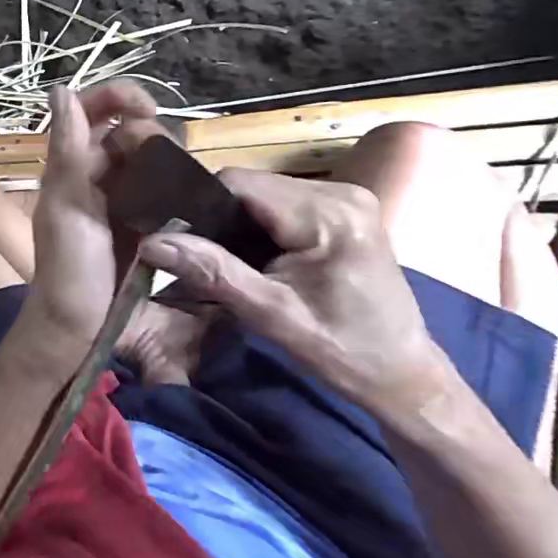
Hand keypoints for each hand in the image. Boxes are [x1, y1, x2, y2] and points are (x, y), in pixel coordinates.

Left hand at [9, 83, 158, 370]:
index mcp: (70, 163)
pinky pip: (161, 186)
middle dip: (148, 132)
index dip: (117, 97)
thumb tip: (61, 88)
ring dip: (165, 156)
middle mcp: (95, 172)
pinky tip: (186, 191)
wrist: (79, 325)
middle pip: (128, 128)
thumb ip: (68, 147)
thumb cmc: (67, 263)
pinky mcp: (142, 217)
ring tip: (175, 179)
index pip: (92, 110)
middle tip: (158, 161)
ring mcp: (120, 195)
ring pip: (148, 155)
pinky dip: (173, 182)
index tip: (148, 108)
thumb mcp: (67, 202)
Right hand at [136, 169, 455, 410]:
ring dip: (244, 221)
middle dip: (224, 218)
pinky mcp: (349, 205)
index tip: (184, 243)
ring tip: (238, 262)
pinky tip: (265, 256)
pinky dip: (266, 223)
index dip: (203, 207)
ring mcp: (350, 194)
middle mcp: (343, 191)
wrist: (404, 373)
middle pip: (254, 185)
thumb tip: (154, 242)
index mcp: (329, 214)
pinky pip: (287, 200)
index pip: (240, 184)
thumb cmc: (343, 353)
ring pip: (267, 191)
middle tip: (211, 261)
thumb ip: (214, 272)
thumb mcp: (273, 316)